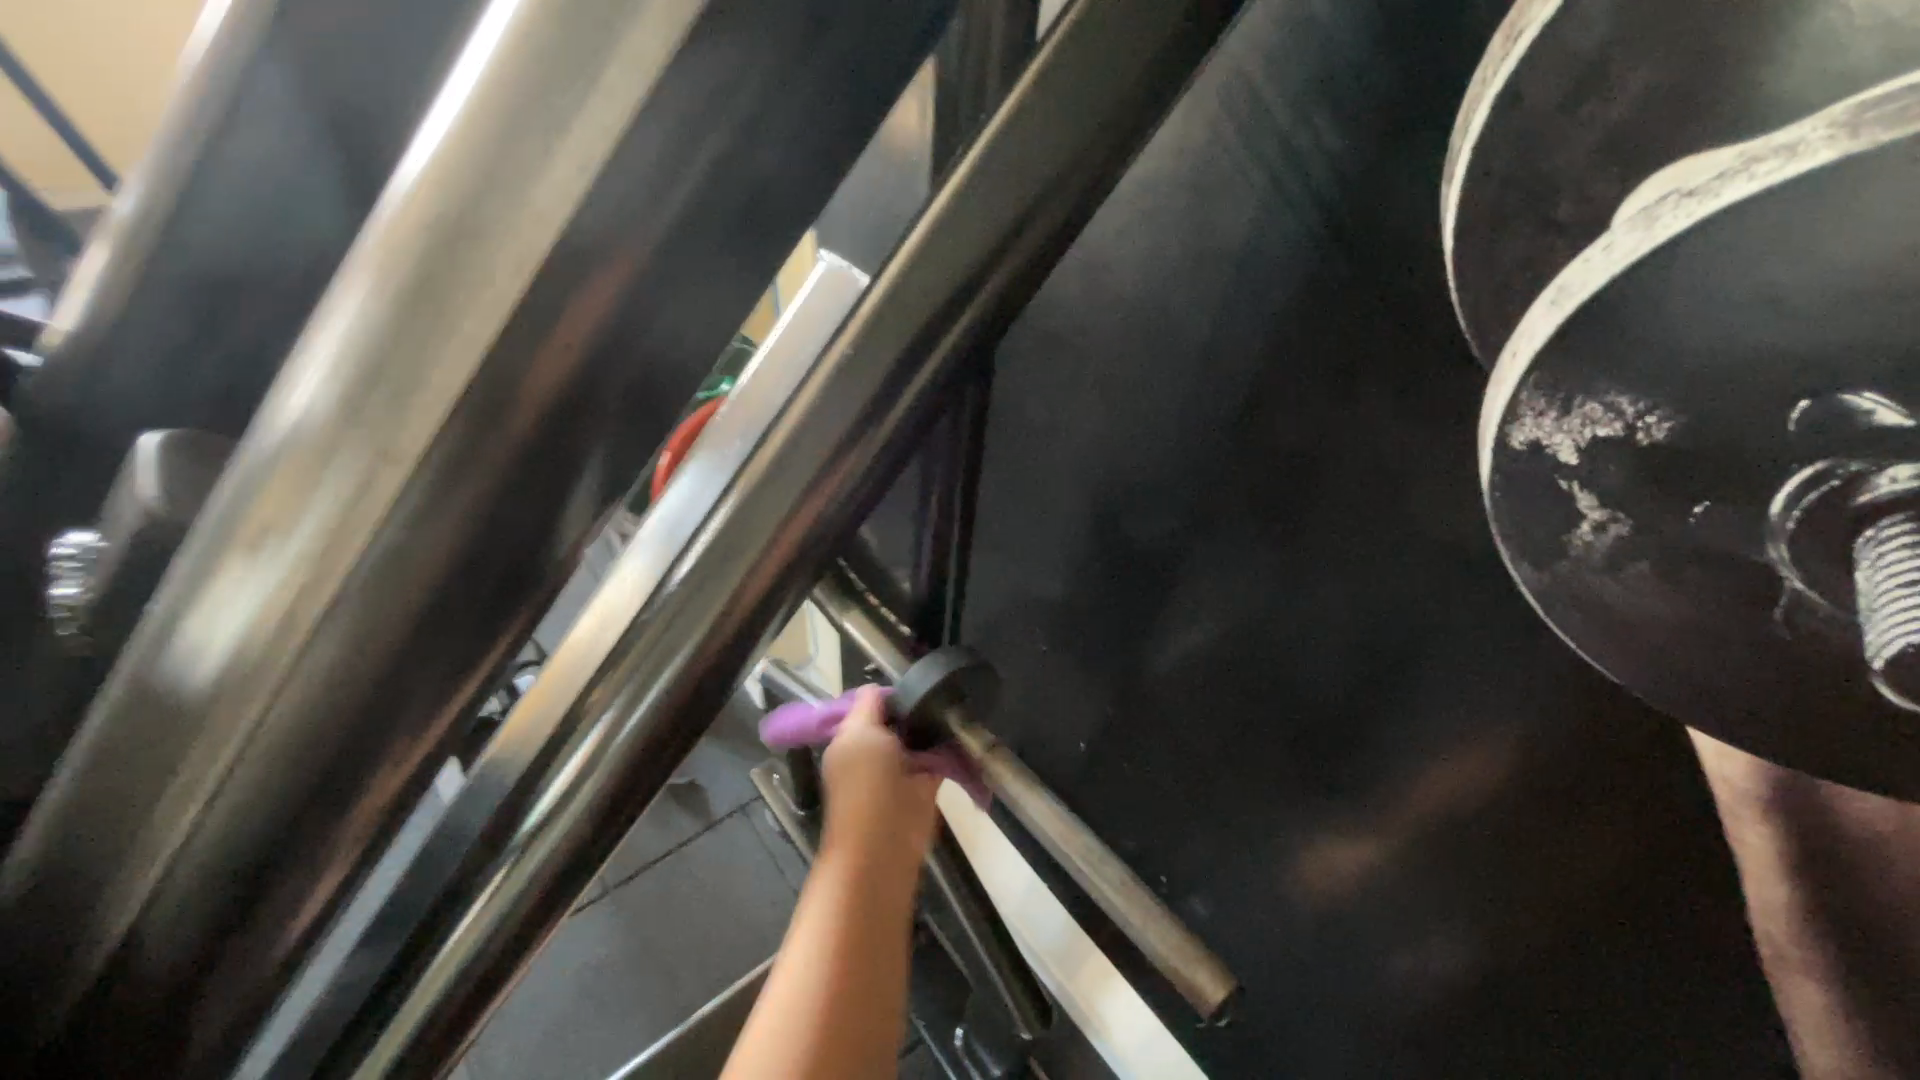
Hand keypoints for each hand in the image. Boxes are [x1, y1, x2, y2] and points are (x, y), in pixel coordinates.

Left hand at [820, 686, 941, 876]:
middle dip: (916, 708)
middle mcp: (875, 751)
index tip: (915, 682)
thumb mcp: (858, 734)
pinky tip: (963, 729)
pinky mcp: (926, 783)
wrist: (883, 844)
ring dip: (934, 727)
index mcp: (852, 738)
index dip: (890, 693)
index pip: (871, 706)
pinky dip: (951, 748)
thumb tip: (879, 688)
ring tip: (955, 704)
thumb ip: (868, 707)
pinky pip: (940, 758)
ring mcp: (901, 768)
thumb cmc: (864, 785)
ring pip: (921, 738)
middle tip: (940, 690)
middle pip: (900, 720)